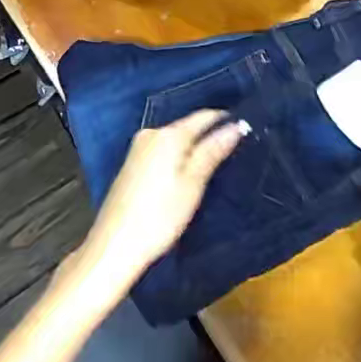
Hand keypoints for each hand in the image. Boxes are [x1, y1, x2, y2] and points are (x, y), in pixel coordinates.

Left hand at [68, 109, 245, 300]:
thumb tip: (236, 126)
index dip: (226, 121)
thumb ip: (213, 151)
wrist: (114, 245)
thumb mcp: (193, 184)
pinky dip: (177, 158)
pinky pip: (163, 151)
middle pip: (188, 127)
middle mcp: (151, 133)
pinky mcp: (131, 164)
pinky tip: (186, 175)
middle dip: (209, 136)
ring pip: (175, 140)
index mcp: (168, 135)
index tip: (246, 130)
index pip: (204, 116)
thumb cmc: (159, 216)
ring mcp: (138, 148)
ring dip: (193, 148)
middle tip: (235, 152)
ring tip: (215, 165)